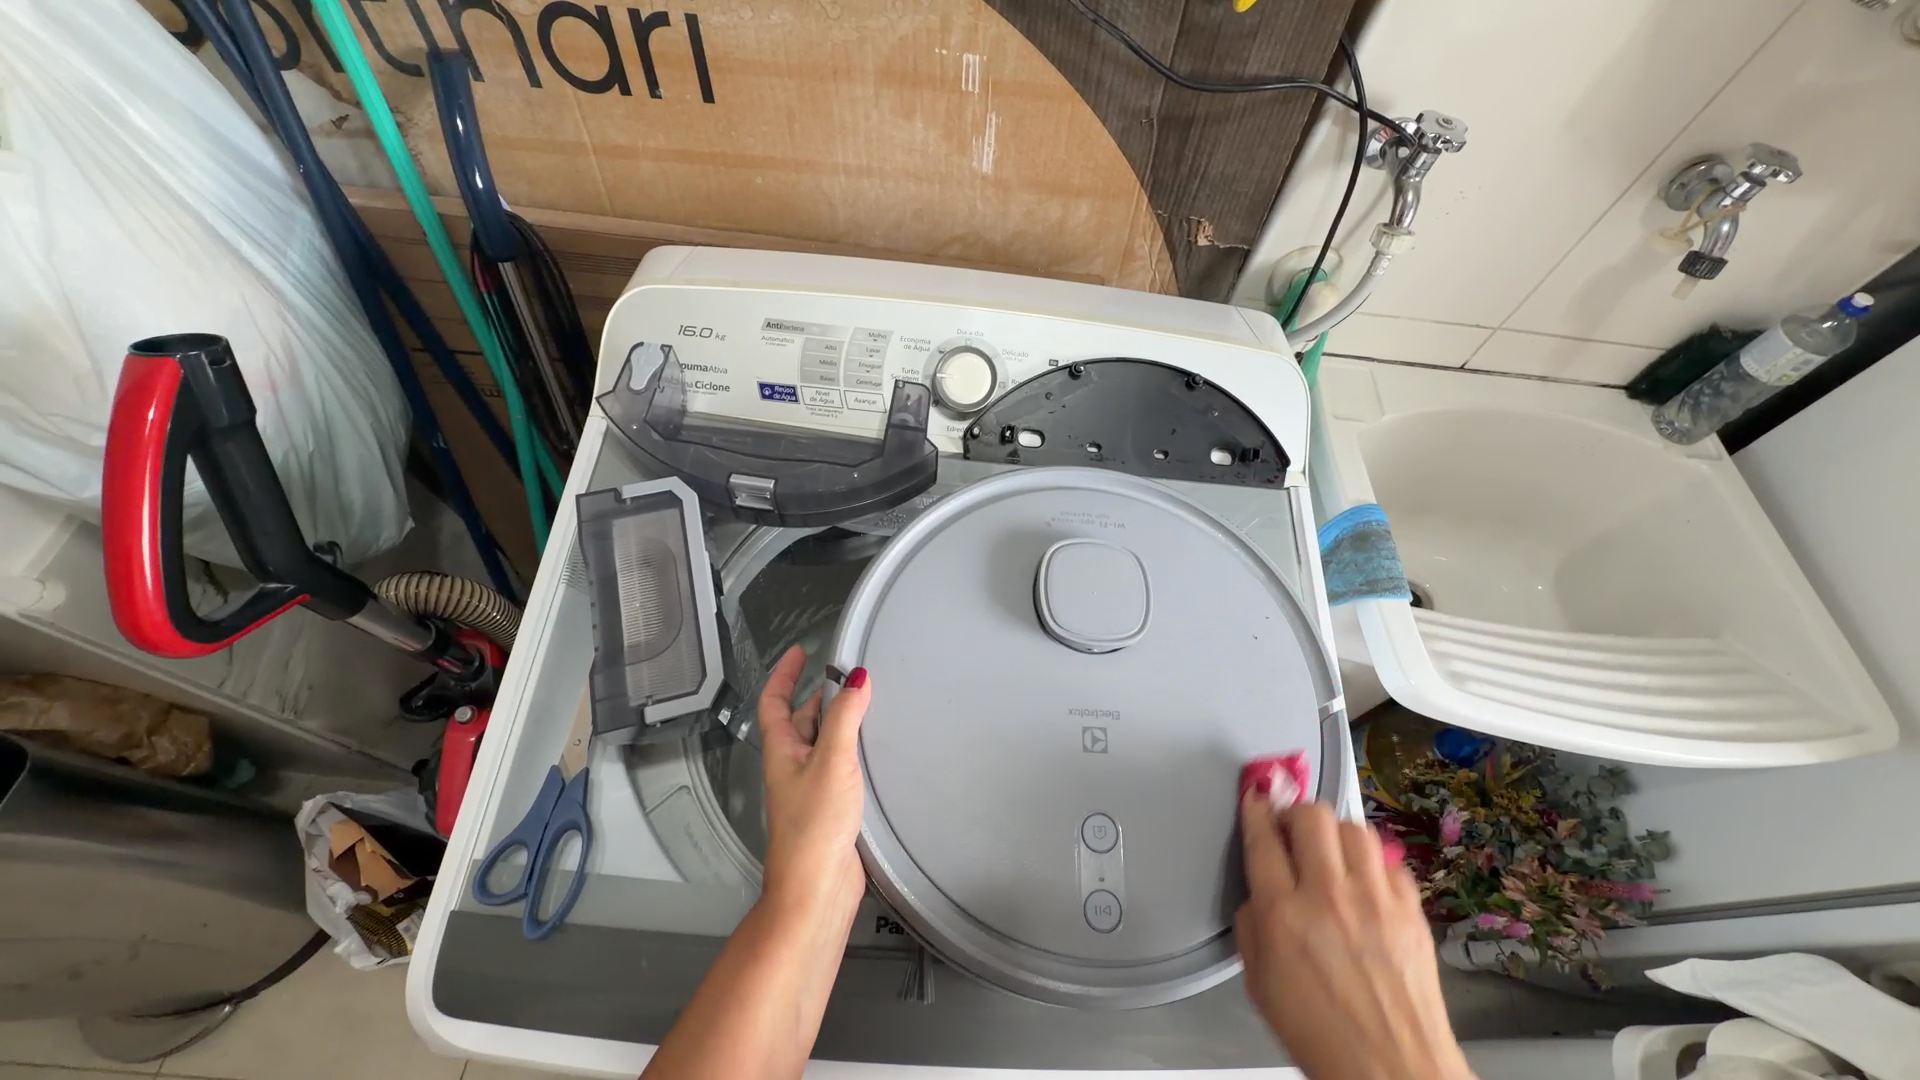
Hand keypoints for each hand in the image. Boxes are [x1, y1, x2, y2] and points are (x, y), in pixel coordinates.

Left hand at [758, 646, 870, 921]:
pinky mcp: (830, 804)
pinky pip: (839, 763)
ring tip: (868, 701)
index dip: (784, 674)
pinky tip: (876, 747)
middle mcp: (792, 764)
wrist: (817, 887)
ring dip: (839, 720)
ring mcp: (811, 786)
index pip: (775, 702)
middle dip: (820, 694)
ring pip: (822, 741)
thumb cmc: (814, 824)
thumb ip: (844, 718)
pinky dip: (853, 746)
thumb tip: (857, 677)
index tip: (801, 651)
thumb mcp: (831, 761)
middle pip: (801, 719)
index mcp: (781, 750)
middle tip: (849, 674)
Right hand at [1236, 796, 1474, 1079]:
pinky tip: (1366, 885)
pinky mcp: (1412, 912)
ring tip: (1331, 855)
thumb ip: (1251, 924)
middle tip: (1293, 830)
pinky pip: (1390, 862)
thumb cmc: (1318, 1033)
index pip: (1263, 836)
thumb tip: (1260, 891)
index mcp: (1282, 914)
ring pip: (1354, 828)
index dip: (1255, 808)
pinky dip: (1373, 865)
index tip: (1255, 796)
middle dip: (1296, 812)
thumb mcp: (1258, 981)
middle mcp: (1329, 897)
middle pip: (1312, 815)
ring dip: (1336, 834)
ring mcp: (1376, 901)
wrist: (1393, 1071)